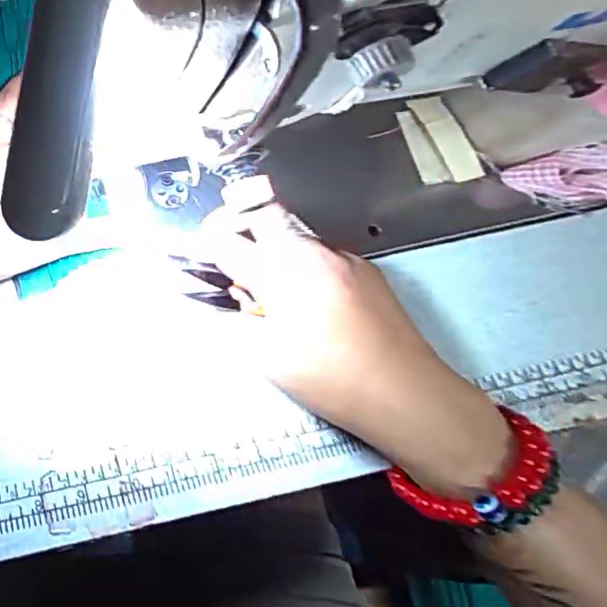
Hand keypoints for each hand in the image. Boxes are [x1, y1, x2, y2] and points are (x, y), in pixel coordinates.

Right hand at [200, 197, 511, 494]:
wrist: (405, 391)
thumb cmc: (330, 377)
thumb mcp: (265, 356)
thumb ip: (236, 318)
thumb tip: (227, 298)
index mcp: (281, 268)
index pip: (228, 239)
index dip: (207, 245)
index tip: (201, 256)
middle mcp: (312, 250)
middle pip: (263, 214)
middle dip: (239, 228)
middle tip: (230, 256)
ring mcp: (343, 256)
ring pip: (294, 233)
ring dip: (272, 247)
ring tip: (270, 288)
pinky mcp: (365, 269)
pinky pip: (322, 252)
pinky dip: (303, 264)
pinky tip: (308, 300)